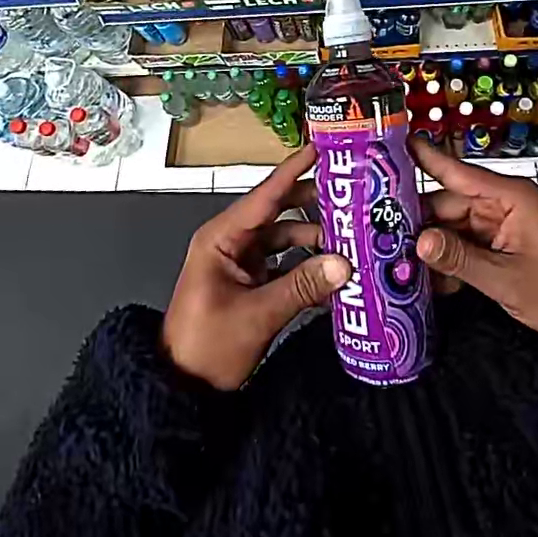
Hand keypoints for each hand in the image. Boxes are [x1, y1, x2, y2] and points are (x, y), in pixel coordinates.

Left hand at [162, 144, 351, 389]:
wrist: (181, 390)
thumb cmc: (207, 347)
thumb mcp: (257, 315)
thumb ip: (303, 286)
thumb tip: (346, 263)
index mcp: (223, 237)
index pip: (266, 194)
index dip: (296, 169)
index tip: (325, 146)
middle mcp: (233, 241)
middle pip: (281, 211)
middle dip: (316, 204)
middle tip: (356, 196)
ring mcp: (243, 261)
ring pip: (287, 237)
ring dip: (317, 238)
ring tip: (355, 236)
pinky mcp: (252, 281)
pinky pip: (286, 261)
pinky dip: (308, 263)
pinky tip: (336, 270)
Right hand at [410, 137, 537, 340]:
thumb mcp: (507, 279)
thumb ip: (461, 259)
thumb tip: (422, 242)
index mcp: (511, 198)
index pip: (459, 172)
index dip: (426, 158)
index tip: (397, 144)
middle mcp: (502, 204)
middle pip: (447, 203)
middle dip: (418, 221)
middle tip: (383, 235)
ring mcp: (499, 223)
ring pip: (451, 226)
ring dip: (432, 245)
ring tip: (403, 263)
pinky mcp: (498, 242)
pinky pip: (463, 242)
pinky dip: (448, 258)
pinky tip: (434, 279)